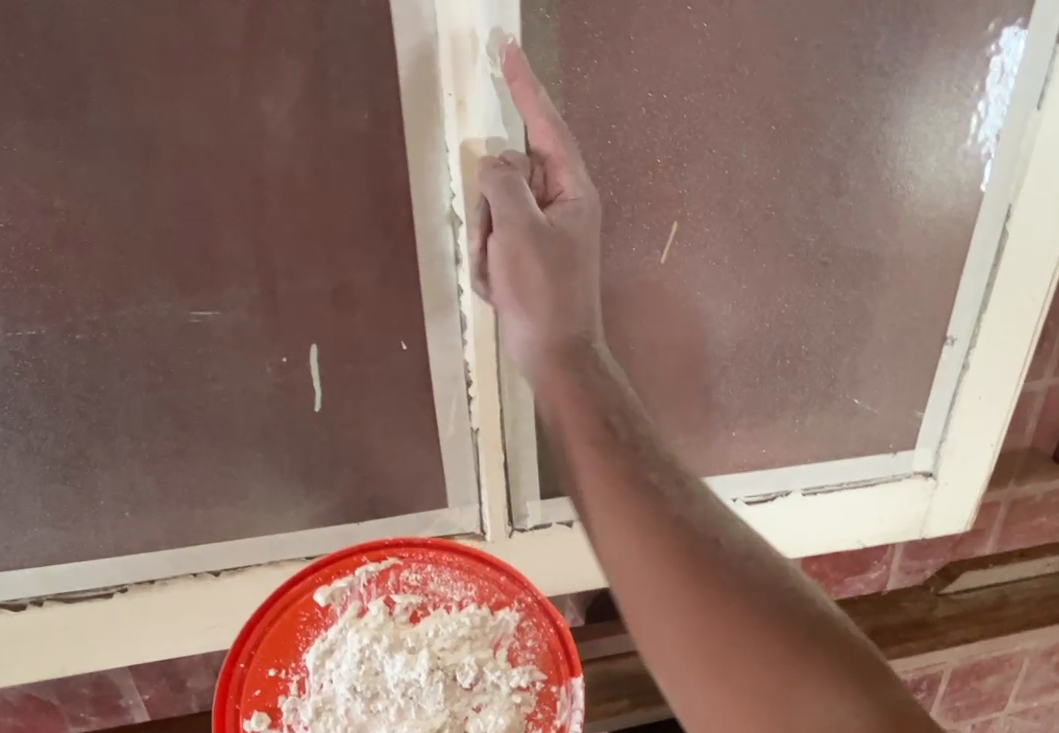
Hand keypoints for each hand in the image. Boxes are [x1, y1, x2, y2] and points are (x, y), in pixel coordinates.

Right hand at [471, 39, 606, 380]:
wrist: (555, 357)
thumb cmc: (544, 295)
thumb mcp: (519, 231)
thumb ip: (502, 183)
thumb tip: (493, 163)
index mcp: (572, 192)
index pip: (546, 126)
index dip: (525, 87)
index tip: (507, 49)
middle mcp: (560, 206)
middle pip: (508, 174)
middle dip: (489, 208)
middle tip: (494, 244)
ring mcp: (542, 235)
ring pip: (494, 211)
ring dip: (486, 243)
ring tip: (498, 275)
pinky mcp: (527, 259)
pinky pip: (494, 242)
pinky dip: (489, 265)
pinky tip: (499, 290)